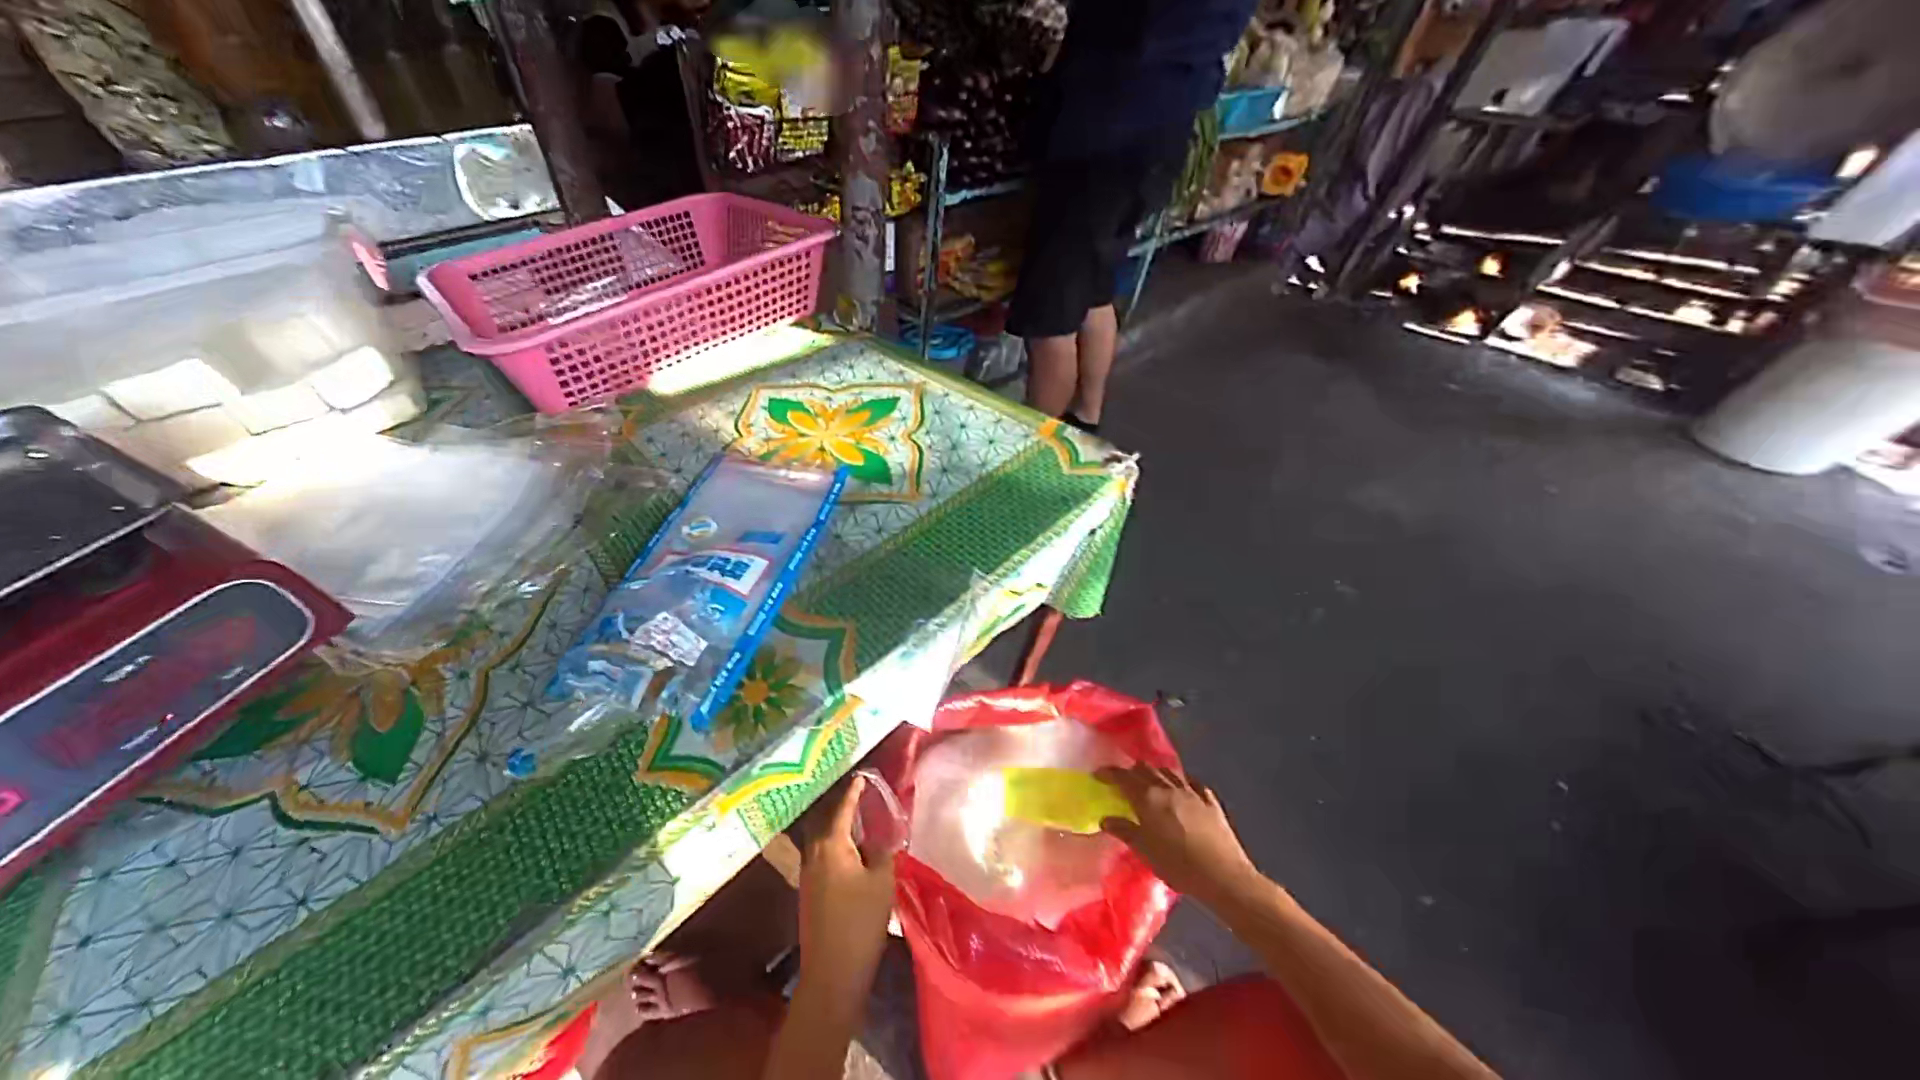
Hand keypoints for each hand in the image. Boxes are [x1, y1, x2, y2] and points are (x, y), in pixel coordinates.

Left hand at [797, 775, 895, 997]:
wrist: (833, 972)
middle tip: (858, 792)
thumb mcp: (882, 881)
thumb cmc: (860, 922)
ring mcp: (807, 873)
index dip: (853, 792)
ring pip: (821, 838)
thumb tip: (878, 837)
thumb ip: (881, 852)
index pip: (842, 808)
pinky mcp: (809, 891)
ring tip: (856, 817)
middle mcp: (813, 853)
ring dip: (836, 825)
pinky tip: (850, 849)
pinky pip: (821, 854)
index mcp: (830, 845)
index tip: (862, 776)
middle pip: (825, 820)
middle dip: (840, 805)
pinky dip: (834, 843)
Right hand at [1097, 764, 1264, 904]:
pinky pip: (1194, 784)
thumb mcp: (1145, 851)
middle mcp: (1169, 788)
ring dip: (1157, 774)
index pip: (1124, 777)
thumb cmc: (1178, 865)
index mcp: (1148, 798)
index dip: (1110, 773)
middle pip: (1146, 769)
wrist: (1223, 875)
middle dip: (1132, 772)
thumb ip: (1125, 831)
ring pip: (1170, 772)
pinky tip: (1184, 790)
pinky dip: (1184, 783)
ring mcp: (1192, 793)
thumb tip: (1106, 819)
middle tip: (1124, 782)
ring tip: (1151, 783)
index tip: (1099, 774)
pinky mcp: (1211, 803)